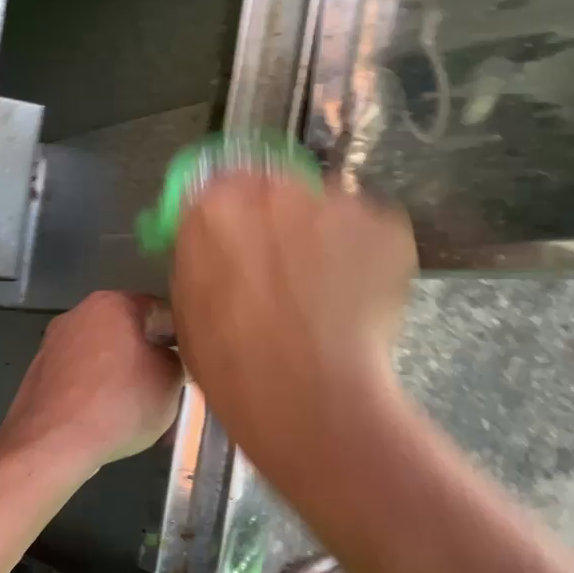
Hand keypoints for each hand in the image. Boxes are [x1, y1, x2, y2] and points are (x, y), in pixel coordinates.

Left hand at [0, 290, 185, 466]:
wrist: (51, 442)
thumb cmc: (119, 403)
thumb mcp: (171, 378)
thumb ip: (176, 358)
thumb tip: (165, 358)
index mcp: (110, 304)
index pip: (162, 312)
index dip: (184, 337)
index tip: (195, 361)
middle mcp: (75, 316)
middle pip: (128, 332)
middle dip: (151, 357)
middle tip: (172, 385)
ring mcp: (52, 345)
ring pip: (103, 357)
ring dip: (125, 377)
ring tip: (144, 408)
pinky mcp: (38, 374)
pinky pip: (81, 377)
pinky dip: (98, 391)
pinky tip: (111, 417)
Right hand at [171, 173, 417, 475]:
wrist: (304, 390)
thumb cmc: (226, 356)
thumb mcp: (186, 300)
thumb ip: (198, 253)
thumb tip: (211, 239)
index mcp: (211, 208)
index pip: (214, 182)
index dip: (221, 209)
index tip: (225, 234)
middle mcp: (274, 189)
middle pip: (272, 185)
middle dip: (272, 215)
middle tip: (272, 262)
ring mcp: (337, 202)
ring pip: (322, 204)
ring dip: (316, 230)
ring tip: (313, 284)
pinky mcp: (387, 224)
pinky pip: (364, 228)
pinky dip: (355, 251)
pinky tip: (344, 291)